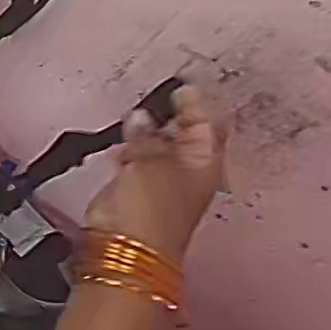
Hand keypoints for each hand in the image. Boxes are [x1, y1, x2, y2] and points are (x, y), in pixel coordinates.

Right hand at [83, 84, 227, 260]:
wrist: (124, 243)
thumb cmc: (148, 210)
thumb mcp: (151, 163)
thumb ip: (146, 138)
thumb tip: (141, 118)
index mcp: (205, 163)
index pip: (207, 125)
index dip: (197, 104)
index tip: (184, 86)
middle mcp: (187, 171)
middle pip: (186, 135)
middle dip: (174, 116)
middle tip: (163, 96)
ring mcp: (161, 180)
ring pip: (160, 147)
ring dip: (150, 131)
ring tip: (139, 116)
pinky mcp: (135, 189)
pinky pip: (137, 160)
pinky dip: (131, 148)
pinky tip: (123, 141)